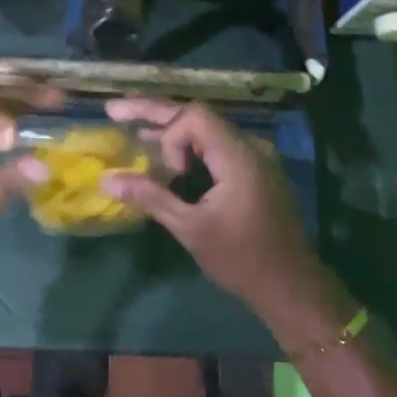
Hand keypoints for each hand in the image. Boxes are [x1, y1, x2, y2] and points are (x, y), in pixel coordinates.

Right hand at [101, 99, 347, 339]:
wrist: (290, 285)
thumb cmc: (241, 258)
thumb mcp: (190, 229)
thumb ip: (150, 197)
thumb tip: (106, 180)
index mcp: (239, 157)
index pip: (194, 117)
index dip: (169, 136)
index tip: (168, 174)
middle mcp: (250, 147)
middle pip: (198, 116)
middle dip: (155, 113)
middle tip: (115, 111)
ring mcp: (256, 157)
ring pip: (207, 131)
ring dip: (172, 133)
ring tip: (135, 133)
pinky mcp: (256, 171)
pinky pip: (218, 147)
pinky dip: (190, 149)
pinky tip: (168, 160)